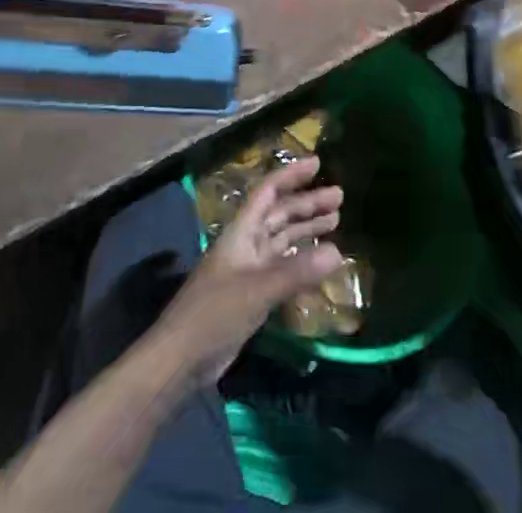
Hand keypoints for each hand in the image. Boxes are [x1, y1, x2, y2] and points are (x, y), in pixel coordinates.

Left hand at [153, 157, 343, 383]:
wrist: (182, 357)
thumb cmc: (214, 314)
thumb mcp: (257, 290)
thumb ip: (297, 271)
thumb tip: (339, 252)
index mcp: (241, 233)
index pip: (268, 193)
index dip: (291, 176)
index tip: (318, 164)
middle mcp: (246, 245)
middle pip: (279, 215)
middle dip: (307, 204)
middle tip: (340, 197)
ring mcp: (249, 270)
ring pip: (282, 240)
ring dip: (307, 229)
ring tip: (336, 221)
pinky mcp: (253, 294)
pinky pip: (283, 267)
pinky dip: (302, 260)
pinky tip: (321, 262)